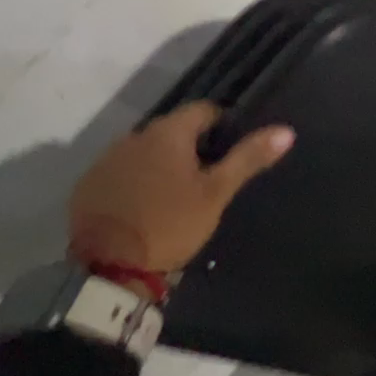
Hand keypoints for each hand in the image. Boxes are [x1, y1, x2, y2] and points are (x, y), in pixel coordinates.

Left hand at [67, 101, 294, 274]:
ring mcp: (106, 160)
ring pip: (145, 151)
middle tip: (210, 178)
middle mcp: (133, 136)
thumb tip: (286, 131)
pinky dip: (138, 181)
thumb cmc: (172, 223)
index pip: (203, 110)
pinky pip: (123, 172)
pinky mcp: (89, 185)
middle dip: (192, 147)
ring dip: (163, 163)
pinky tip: (148, 206)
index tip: (234, 150)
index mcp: (167, 133)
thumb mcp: (217, 193)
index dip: (223, 125)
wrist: (109, 265)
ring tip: (179, 194)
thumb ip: (248, 159)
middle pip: (172, 131)